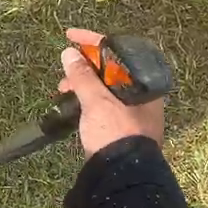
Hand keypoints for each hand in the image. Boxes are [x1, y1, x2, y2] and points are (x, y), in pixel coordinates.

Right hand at [59, 28, 165, 156]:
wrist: (123, 172)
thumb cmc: (115, 131)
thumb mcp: (96, 101)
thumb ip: (82, 76)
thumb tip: (69, 53)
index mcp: (145, 81)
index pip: (118, 50)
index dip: (92, 40)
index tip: (69, 35)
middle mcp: (142, 91)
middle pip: (111, 66)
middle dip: (84, 64)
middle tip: (64, 69)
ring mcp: (133, 106)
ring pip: (105, 84)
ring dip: (82, 81)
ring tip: (63, 89)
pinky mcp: (121, 121)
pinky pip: (102, 99)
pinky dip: (86, 96)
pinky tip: (72, 102)